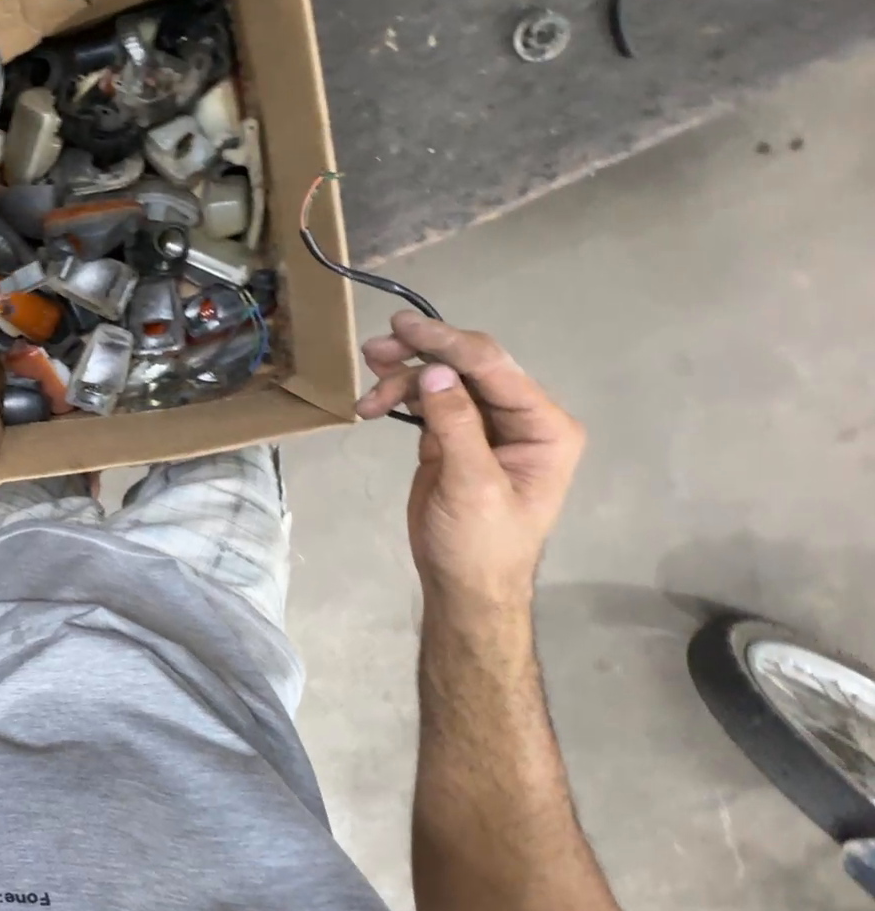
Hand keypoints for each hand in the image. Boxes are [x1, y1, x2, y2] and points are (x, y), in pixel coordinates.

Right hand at [354, 312, 584, 609]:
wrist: (462, 585)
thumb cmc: (480, 543)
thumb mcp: (472, 486)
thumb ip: (457, 426)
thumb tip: (436, 371)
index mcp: (544, 426)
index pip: (494, 368)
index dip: (448, 343)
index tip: (402, 326)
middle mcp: (519, 418)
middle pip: (467, 367)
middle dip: (421, 355)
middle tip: (374, 350)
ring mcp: (484, 426)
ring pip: (441, 381)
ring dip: (402, 378)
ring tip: (366, 389)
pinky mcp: (453, 438)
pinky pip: (426, 402)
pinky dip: (398, 397)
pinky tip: (372, 405)